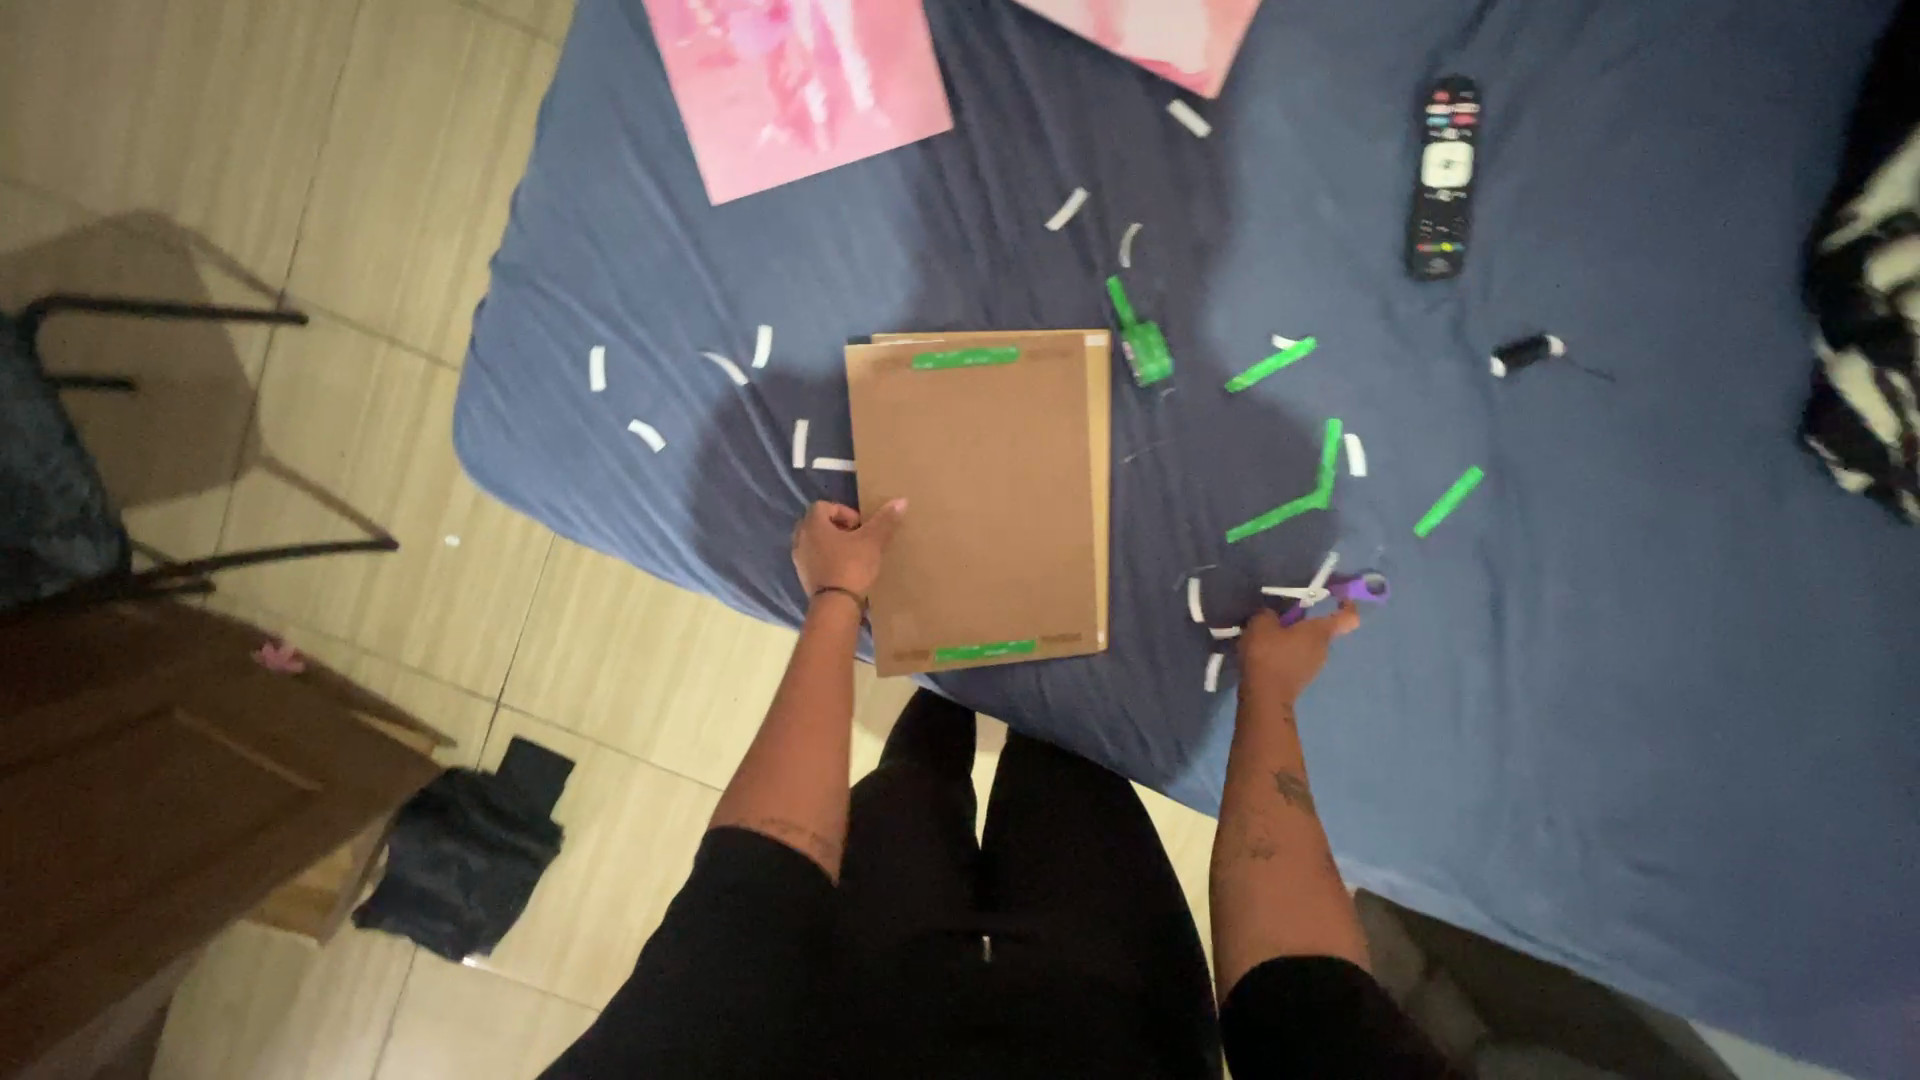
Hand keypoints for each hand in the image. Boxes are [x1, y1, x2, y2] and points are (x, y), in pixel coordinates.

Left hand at [791, 499, 906, 600]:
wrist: (836, 605)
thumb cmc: (851, 566)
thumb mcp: (872, 541)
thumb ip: (885, 520)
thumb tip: (901, 501)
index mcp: (812, 525)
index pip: (823, 506)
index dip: (843, 511)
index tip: (860, 525)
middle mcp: (800, 539)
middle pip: (816, 523)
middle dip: (836, 527)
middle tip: (856, 536)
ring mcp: (799, 560)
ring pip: (814, 542)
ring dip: (831, 543)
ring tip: (851, 553)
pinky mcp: (803, 577)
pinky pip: (814, 560)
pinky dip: (827, 559)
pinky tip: (844, 570)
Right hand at [1237, 602, 1359, 705]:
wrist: (1265, 695)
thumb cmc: (1268, 654)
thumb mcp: (1261, 624)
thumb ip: (1268, 614)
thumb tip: (1272, 616)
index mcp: (1319, 632)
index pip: (1348, 617)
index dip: (1347, 605)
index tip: (1338, 597)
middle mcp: (1323, 649)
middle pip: (1320, 630)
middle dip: (1302, 623)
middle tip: (1278, 620)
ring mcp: (1314, 666)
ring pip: (1306, 645)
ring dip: (1291, 640)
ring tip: (1266, 639)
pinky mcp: (1301, 679)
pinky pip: (1296, 659)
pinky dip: (1284, 655)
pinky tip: (1264, 655)